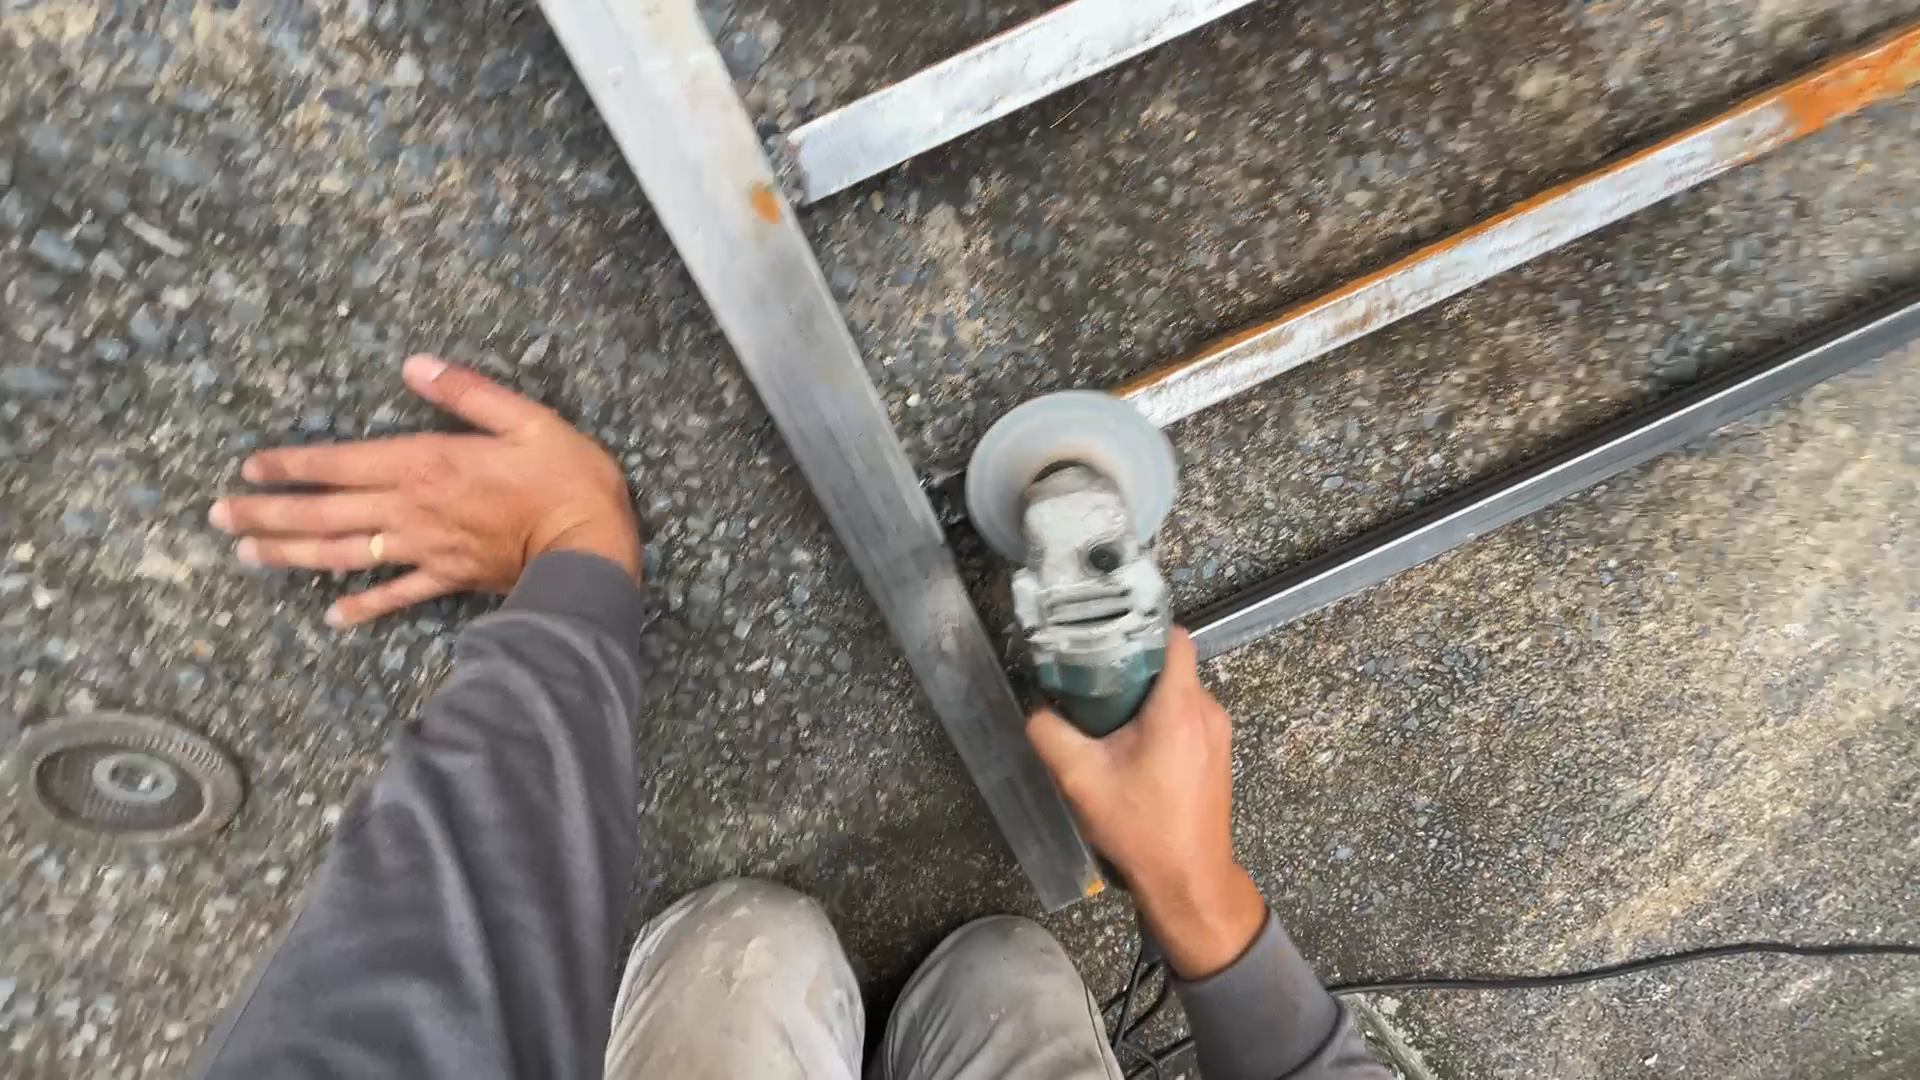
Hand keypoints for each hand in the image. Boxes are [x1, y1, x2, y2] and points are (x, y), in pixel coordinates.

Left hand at [209, 356, 641, 626]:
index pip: (343, 462)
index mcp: (428, 463)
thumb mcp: (531, 421)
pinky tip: (333, 617)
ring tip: (247, 553)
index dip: (294, 464)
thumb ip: (470, 393)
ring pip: (345, 552)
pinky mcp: (449, 578)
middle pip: (326, 511)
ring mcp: (426, 549)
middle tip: (220, 515)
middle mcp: (412, 508)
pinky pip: (397, 596)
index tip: (252, 467)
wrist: (591, 545)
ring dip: (292, 553)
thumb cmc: (568, 480)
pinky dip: (363, 607)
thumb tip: (415, 365)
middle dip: (269, 512)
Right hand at [1026, 628, 1265, 978]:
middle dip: (1133, 666)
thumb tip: (1035, 708)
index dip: (1141, 629)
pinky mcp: (1218, 753)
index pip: (1173, 637)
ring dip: (1146, 695)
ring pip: (1179, 689)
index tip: (1106, 637)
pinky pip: (1189, 714)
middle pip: (1170, 663)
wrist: (1190, 884)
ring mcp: (1218, 733)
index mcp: (1179, 708)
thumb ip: (1049, 733)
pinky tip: (1132, 744)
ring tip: (1108, 715)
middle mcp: (1207, 712)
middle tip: (1093, 680)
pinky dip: (1162, 716)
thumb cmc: (1140, 829)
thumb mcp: (1080, 779)